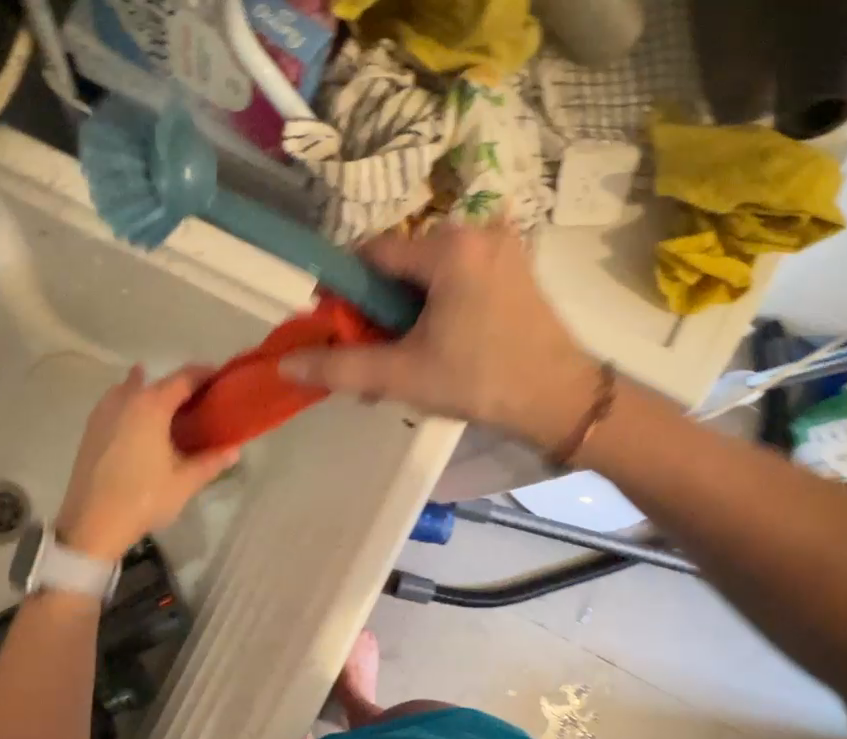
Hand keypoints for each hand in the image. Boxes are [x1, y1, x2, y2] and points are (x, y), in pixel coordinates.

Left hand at [54, 366, 239, 560]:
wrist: (91, 523)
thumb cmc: (143, 499)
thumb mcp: (184, 482)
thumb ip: (210, 462)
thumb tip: (234, 450)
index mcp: (152, 406)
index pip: (184, 378)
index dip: (205, 375)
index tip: (220, 379)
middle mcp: (126, 400)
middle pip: (158, 382)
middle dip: (180, 387)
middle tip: (200, 404)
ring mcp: (104, 413)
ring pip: (132, 389)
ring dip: (152, 391)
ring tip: (168, 408)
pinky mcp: (91, 430)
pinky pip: (116, 404)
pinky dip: (132, 404)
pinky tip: (138, 420)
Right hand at [279, 225, 600, 445]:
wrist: (561, 399)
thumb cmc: (480, 381)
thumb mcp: (403, 376)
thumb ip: (340, 366)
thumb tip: (285, 364)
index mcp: (448, 248)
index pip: (371, 254)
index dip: (347, 290)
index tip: (341, 328)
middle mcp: (476, 231)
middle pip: (401, 263)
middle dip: (381, 306)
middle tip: (380, 354)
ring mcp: (502, 245)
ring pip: (430, 272)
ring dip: (410, 309)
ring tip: (411, 356)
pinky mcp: (516, 265)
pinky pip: (459, 276)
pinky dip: (440, 304)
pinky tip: (442, 343)